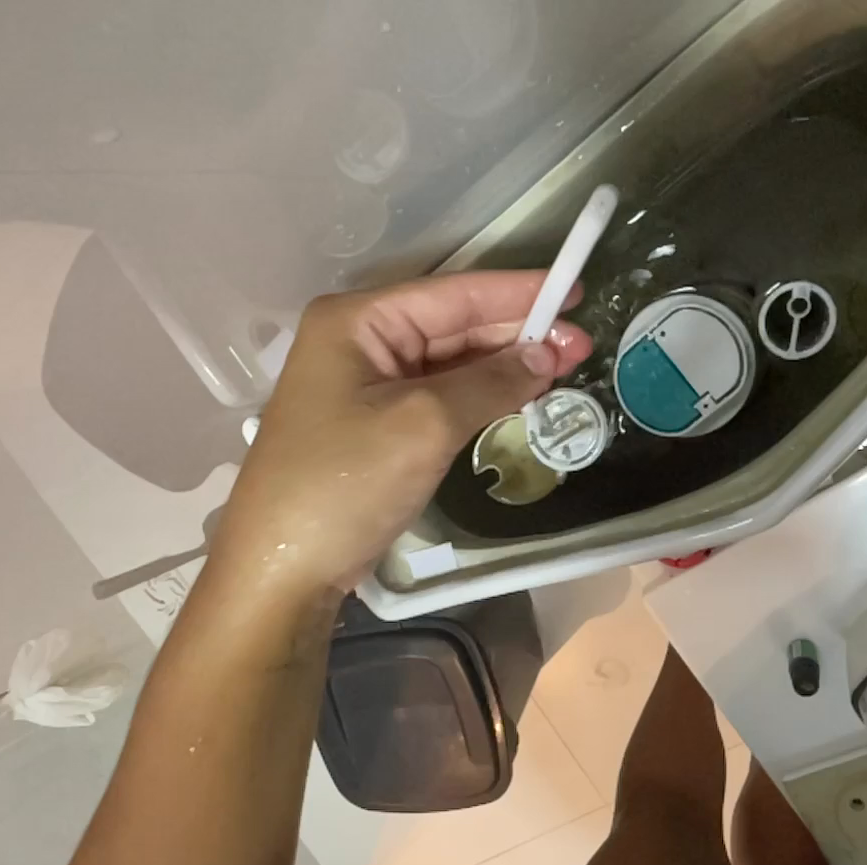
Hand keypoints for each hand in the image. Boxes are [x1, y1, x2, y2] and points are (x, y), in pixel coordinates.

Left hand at [210, 271, 593, 595]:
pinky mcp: (378, 428)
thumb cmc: (345, 484)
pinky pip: (440, 398)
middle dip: (517, 334)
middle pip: (453, 325)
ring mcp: (368, 388)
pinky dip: (481, 396)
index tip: (576, 293)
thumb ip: (491, 382)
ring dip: (504, 366)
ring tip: (564, 368)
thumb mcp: (425, 424)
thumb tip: (548, 353)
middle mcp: (361, 344)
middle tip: (581, 344)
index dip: (518, 292)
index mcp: (358, 322)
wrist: (285, 570)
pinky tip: (520, 396)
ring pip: (450, 364)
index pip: (453, 294)